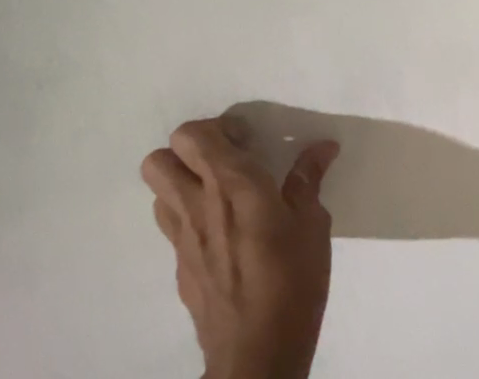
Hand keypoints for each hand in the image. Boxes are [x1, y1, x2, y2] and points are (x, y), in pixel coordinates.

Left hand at [141, 117, 340, 378]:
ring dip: (183, 182)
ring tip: (223, 193)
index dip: (218, 128)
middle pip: (158, 159)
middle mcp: (198, 207)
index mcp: (234, 187)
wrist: (258, 349)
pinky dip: (191, 215)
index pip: (194, 136)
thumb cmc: (294, 279)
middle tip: (228, 160)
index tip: (250, 140)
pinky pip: (171, 226)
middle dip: (188, 151)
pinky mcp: (179, 267)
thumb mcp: (313, 224)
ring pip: (157, 192)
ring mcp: (182, 240)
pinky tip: (225, 232)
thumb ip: (308, 181)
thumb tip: (320, 148)